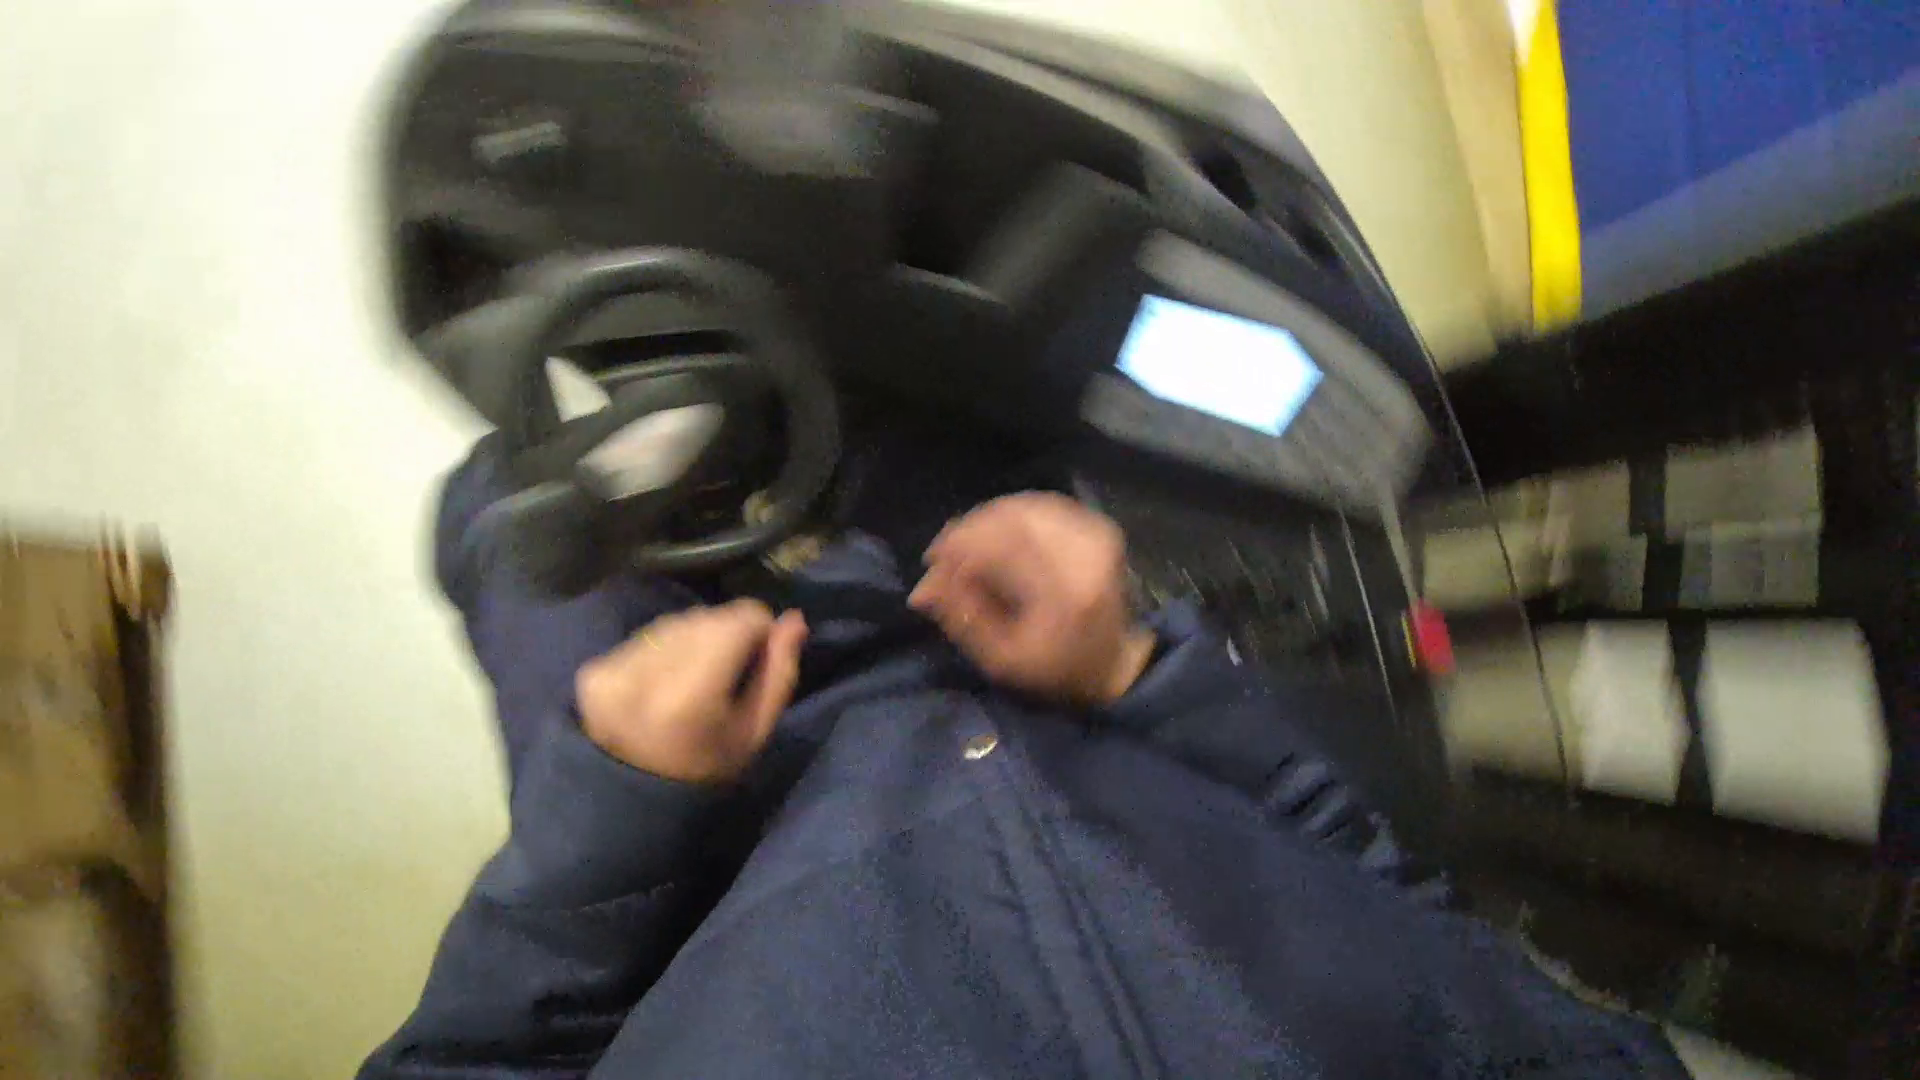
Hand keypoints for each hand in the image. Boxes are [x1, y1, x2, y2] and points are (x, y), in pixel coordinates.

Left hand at [575, 600, 807, 783]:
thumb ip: (779, 673)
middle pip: (707, 618)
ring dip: (693, 639)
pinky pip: (646, 638)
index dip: (759, 628)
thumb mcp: (756, 731)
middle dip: (726, 633)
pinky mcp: (593, 671)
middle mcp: (648, 673)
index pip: (738, 620)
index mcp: (692, 695)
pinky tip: (663, 684)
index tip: (761, 651)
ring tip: (693, 677)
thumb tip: (794, 618)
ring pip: (676, 623)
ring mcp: (614, 670)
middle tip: (728, 670)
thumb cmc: (707, 769)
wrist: (630, 803)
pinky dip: (662, 651)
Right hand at [910, 493, 1154, 705]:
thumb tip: (923, 589)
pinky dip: (1010, 515)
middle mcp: (1085, 552)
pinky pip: (1041, 505)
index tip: (932, 561)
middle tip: (943, 553)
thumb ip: (963, 619)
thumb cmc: (1053, 667)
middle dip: (968, 529)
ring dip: (985, 520)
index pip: (1002, 547)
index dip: (959, 546)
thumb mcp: (1001, 658)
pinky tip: (993, 534)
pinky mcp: (1096, 525)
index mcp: (1066, 591)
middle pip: (1012, 518)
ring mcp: (1095, 534)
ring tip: (964, 545)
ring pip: (1024, 506)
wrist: (1111, 662)